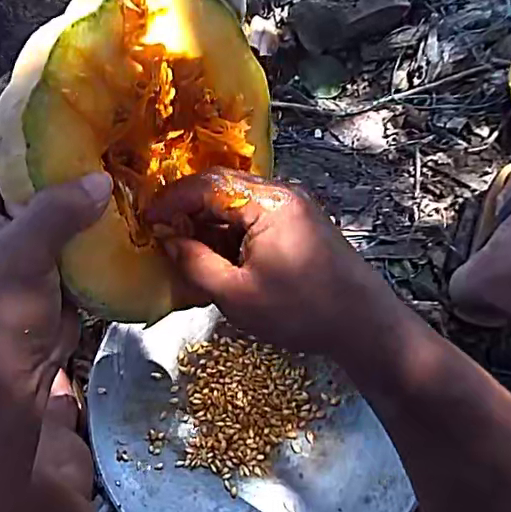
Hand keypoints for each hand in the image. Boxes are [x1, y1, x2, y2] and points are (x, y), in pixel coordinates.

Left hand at [0, 141, 110, 401]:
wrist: (16, 373)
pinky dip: (100, 224)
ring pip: (61, 207)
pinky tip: (130, 208)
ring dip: (87, 193)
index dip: (26, 128)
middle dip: (67, 159)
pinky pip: (79, 236)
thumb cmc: (4, 310)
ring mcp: (29, 245)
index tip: (67, 107)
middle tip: (109, 135)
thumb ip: (56, 212)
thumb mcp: (22, 253)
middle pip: (34, 177)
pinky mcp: (56, 267)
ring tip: (126, 165)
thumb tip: (101, 181)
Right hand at [144, 169, 402, 358]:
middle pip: (221, 189)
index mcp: (268, 203)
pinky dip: (229, 234)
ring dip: (208, 225)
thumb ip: (195, 263)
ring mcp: (293, 208)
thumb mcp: (237, 295)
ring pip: (236, 205)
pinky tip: (216, 258)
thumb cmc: (302, 311)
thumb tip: (167, 241)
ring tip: (185, 252)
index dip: (170, 201)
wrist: (365, 325)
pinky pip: (253, 219)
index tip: (145, 219)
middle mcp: (282, 194)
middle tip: (161, 236)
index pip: (206, 186)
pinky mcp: (298, 225)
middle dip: (187, 211)